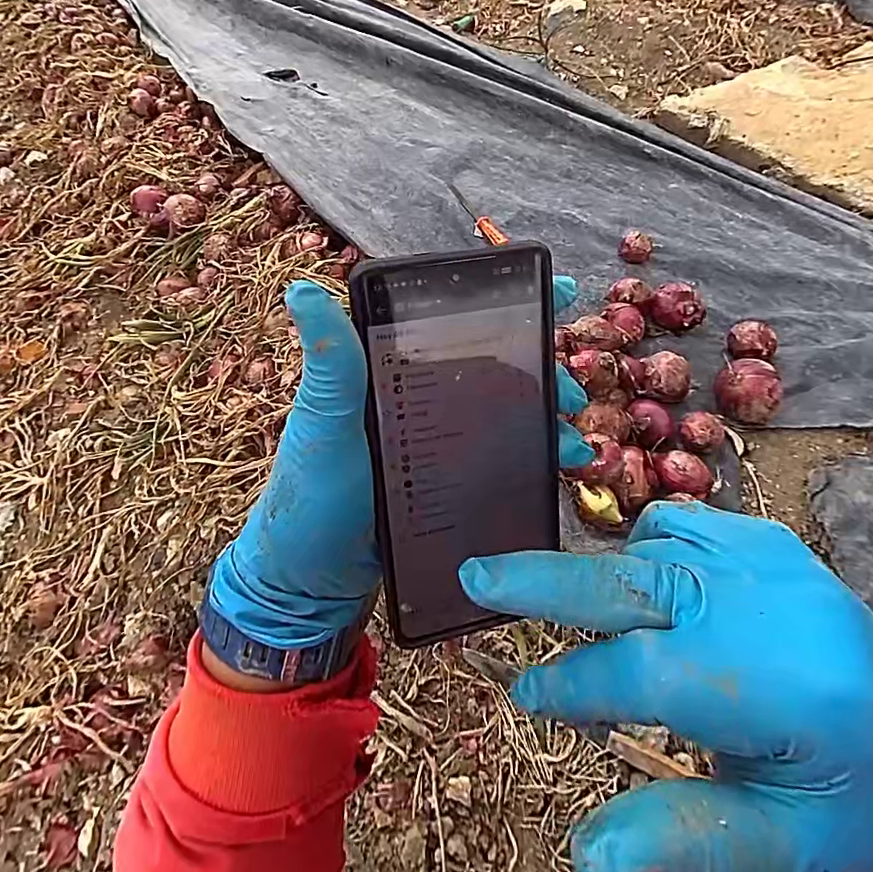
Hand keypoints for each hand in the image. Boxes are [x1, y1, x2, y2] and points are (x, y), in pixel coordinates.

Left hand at [205, 276, 594, 652]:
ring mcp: (444, 439)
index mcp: (394, 370)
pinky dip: (535, 456)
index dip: (510, 303)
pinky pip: (505, 456)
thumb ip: (330, 363)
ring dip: (547, 418)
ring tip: (571, 445)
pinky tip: (558, 469)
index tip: (562, 289)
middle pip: (499, 366)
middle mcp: (424, 395)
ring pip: (510, 412)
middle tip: (569, 394)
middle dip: (544, 371)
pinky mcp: (456, 479)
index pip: (455, 323)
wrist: (314, 582)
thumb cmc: (310, 498)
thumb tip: (301, 290)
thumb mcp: (325, 425)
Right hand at [459, 502, 872, 871]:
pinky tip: (652, 596)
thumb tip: (589, 857)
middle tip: (477, 573)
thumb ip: (692, 840)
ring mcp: (771, 554)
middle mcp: (770, 598)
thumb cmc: (866, 803)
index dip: (572, 685)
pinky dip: (646, 554)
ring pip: (651, 543)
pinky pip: (681, 526)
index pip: (643, 673)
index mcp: (783, 682)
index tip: (522, 698)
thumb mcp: (791, 848)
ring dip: (605, 577)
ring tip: (589, 624)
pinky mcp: (770, 537)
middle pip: (633, 578)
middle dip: (545, 579)